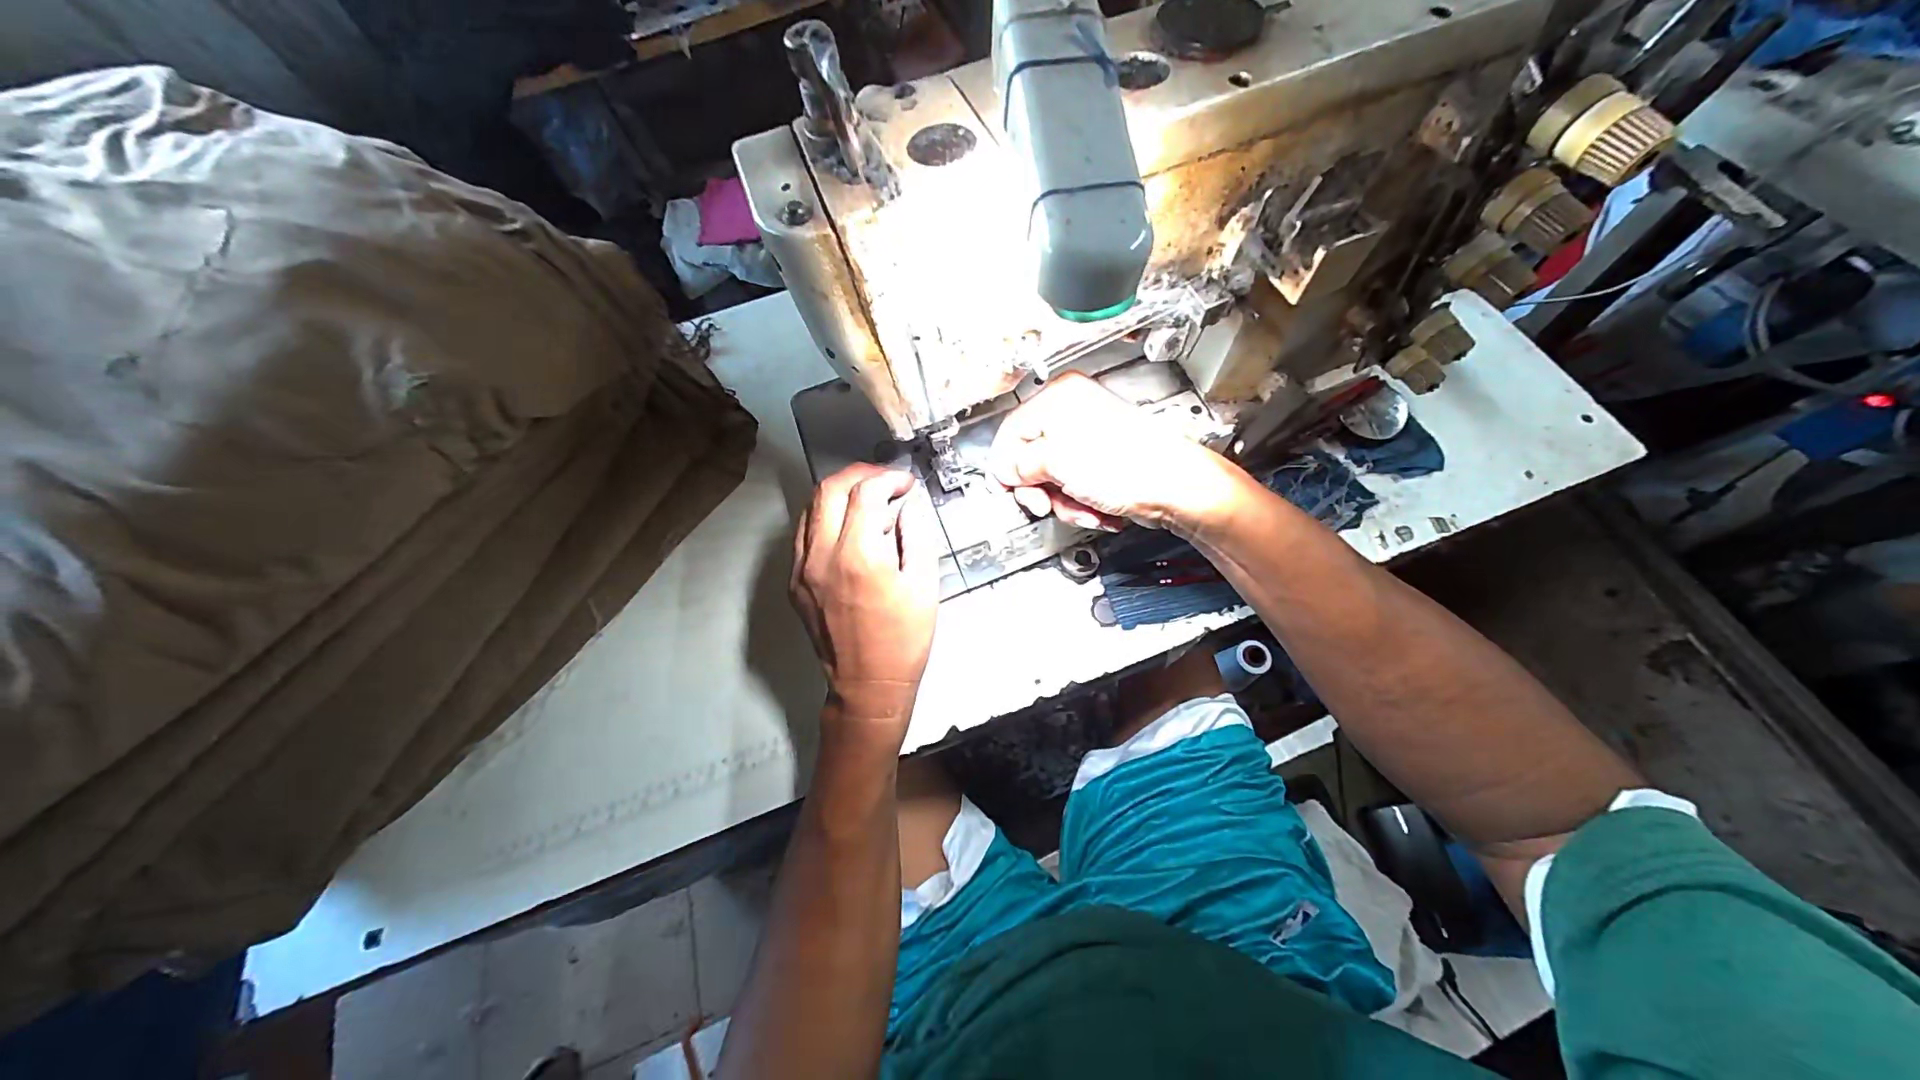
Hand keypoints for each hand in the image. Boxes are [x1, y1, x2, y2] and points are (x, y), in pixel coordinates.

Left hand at [790, 464, 940, 735]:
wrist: (867, 684)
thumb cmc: (902, 641)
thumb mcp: (924, 585)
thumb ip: (916, 535)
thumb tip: (908, 505)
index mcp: (858, 556)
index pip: (866, 493)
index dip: (889, 479)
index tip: (906, 484)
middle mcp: (822, 556)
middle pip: (829, 489)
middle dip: (859, 475)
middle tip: (884, 481)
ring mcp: (802, 569)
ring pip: (810, 508)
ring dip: (839, 493)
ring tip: (867, 500)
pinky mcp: (796, 582)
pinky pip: (804, 534)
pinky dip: (825, 518)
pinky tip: (848, 528)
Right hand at [988, 373, 1243, 536]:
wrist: (1177, 487)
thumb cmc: (1131, 464)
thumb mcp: (1055, 462)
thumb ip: (1019, 465)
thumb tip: (1005, 471)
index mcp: (1059, 397)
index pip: (1010, 432)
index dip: (1005, 465)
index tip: (1006, 488)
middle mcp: (1073, 412)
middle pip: (1030, 459)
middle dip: (1040, 489)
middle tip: (1045, 501)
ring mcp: (1089, 438)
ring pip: (1053, 479)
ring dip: (1064, 501)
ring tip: (1084, 504)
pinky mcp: (1103, 462)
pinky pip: (1075, 487)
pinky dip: (1082, 503)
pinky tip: (1098, 506)